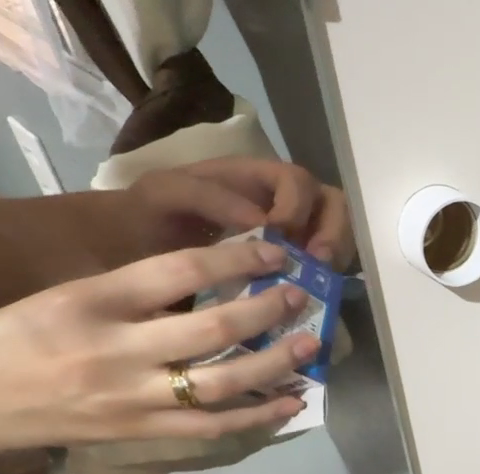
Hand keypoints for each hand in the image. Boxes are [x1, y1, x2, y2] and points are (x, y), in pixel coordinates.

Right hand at [0, 240, 319, 465]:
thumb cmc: (2, 340)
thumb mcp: (59, 299)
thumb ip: (130, 296)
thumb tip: (209, 288)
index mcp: (87, 301)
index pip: (178, 271)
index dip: (236, 260)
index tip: (274, 254)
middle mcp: (115, 349)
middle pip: (215, 328)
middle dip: (268, 310)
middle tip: (301, 298)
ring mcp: (132, 397)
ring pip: (224, 380)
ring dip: (276, 363)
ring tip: (310, 346)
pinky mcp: (141, 434)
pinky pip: (214, 426)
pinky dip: (258, 415)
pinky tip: (291, 403)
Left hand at [127, 158, 354, 267]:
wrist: (139, 245)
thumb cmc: (152, 214)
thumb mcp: (165, 193)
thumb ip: (207, 196)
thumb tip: (263, 221)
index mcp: (257, 177)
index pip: (299, 182)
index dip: (297, 209)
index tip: (278, 237)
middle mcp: (286, 201)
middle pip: (334, 205)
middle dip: (333, 234)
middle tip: (317, 263)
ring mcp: (298, 233)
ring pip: (341, 235)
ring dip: (337, 257)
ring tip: (318, 280)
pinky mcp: (300, 262)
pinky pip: (331, 265)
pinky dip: (330, 277)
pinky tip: (312, 291)